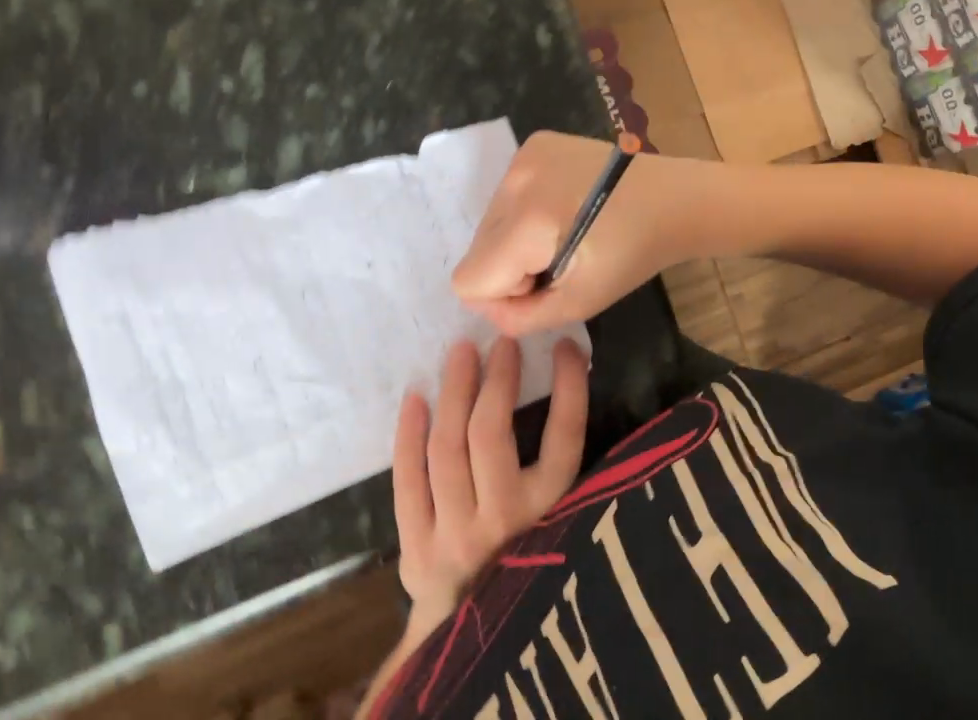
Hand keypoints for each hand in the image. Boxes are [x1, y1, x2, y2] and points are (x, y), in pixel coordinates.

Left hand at [392, 337, 588, 616]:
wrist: (471, 635)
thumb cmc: (527, 558)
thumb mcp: (562, 515)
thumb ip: (560, 459)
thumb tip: (570, 374)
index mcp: (552, 513)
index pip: (564, 437)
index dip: (568, 387)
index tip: (565, 345)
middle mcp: (504, 523)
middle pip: (491, 435)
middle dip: (496, 380)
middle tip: (501, 343)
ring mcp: (453, 535)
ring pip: (446, 450)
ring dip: (453, 393)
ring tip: (460, 354)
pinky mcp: (415, 546)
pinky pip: (407, 481)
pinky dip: (409, 436)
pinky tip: (417, 398)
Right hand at [453, 131, 711, 336]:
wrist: (676, 199)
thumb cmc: (634, 255)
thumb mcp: (581, 302)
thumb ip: (522, 318)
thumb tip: (488, 307)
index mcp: (528, 221)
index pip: (468, 279)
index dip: (504, 295)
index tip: (547, 283)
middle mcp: (516, 179)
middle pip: (477, 248)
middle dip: (512, 266)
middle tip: (564, 260)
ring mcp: (524, 155)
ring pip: (489, 222)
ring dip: (518, 239)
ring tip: (569, 233)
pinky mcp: (535, 142)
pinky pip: (506, 194)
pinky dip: (527, 210)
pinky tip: (567, 208)